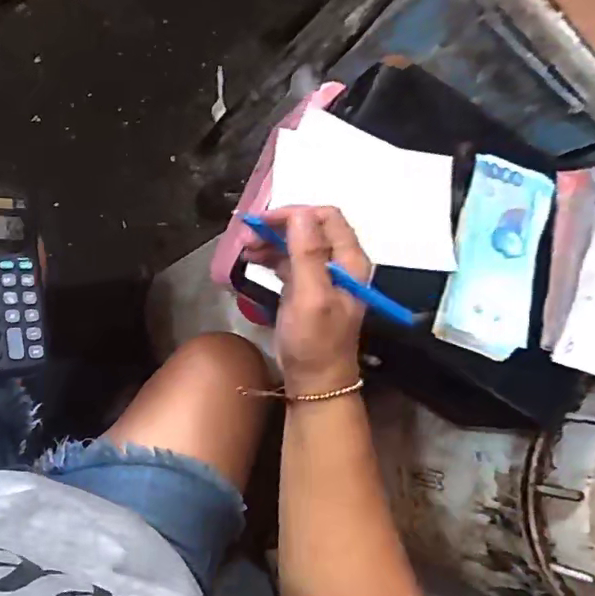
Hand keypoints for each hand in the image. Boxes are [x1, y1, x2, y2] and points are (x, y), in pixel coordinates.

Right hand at [243, 206, 369, 392]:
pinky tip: (253, 261)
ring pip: (297, 244)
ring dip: (271, 241)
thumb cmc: (315, 342)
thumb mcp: (310, 297)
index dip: (293, 214)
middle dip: (278, 226)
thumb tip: (298, 215)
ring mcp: (323, 277)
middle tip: (247, 236)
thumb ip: (307, 254)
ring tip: (245, 249)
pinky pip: (290, 262)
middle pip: (309, 228)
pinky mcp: (307, 289)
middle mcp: (339, 264)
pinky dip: (271, 257)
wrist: (315, 381)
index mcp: (349, 262)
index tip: (261, 222)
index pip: (325, 218)